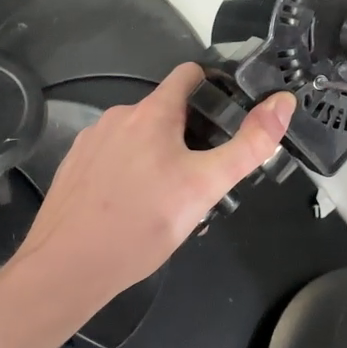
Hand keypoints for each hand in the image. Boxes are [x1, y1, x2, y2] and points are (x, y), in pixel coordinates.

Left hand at [0, 63, 294, 347]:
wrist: (63, 273)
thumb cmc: (141, 224)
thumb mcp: (206, 187)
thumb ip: (249, 144)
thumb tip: (283, 102)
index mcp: (153, 112)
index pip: (190, 75)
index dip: (216, 88)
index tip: (231, 116)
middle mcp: (120, 116)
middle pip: (168, 110)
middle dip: (191, 135)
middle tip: (205, 175)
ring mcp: (92, 141)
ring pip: (140, 136)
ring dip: (160, 155)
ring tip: (171, 198)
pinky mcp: (73, 167)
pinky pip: (114, 157)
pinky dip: (131, 172)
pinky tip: (134, 209)